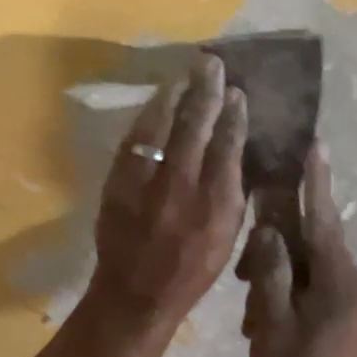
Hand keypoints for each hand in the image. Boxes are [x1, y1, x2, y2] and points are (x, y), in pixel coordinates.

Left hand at [80, 53, 248, 345]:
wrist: (135, 293)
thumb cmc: (191, 270)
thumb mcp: (226, 237)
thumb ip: (232, 192)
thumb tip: (237, 150)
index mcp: (216, 205)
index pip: (228, 147)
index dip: (234, 116)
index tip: (238, 92)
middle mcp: (181, 188)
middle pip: (196, 127)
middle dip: (205, 91)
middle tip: (211, 63)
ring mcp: (145, 182)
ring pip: (162, 125)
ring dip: (175, 95)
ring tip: (186, 72)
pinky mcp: (118, 181)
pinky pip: (135, 137)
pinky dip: (148, 116)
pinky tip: (158, 100)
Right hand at [238, 143, 356, 356]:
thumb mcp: (273, 324)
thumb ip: (271, 272)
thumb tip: (268, 229)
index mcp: (339, 277)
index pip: (323, 216)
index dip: (315, 179)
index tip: (316, 142)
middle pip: (313, 242)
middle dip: (277, 244)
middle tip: (245, 270)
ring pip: (313, 266)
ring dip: (282, 276)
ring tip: (251, 312)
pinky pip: (322, 286)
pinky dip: (295, 291)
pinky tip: (269, 319)